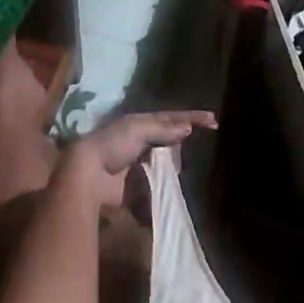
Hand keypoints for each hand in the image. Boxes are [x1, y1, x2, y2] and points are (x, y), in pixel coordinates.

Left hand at [54, 110, 215, 205]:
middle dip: (183, 140)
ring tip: (184, 168)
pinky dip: (168, 181)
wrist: (89, 175)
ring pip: (167, 160)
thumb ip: (163, 128)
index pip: (172, 118)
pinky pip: (159, 181)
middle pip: (171, 138)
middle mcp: (142, 140)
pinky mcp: (138, 184)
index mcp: (141, 123)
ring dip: (175, 163)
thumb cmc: (113, 144)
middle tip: (199, 145)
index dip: (192, 118)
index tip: (214, 120)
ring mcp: (140, 163)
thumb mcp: (138, 128)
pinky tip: (175, 185)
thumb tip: (188, 129)